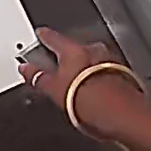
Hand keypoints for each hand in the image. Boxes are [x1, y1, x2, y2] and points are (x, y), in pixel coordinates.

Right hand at [16, 27, 148, 135]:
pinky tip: (91, 93)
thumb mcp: (53, 90)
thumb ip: (38, 77)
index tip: (40, 34)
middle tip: (55, 70)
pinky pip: (103, 73)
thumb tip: (26, 69)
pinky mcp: (124, 76)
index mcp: (74, 50)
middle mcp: (94, 51)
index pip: (54, 37)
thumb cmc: (90, 101)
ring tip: (74, 88)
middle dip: (65, 58)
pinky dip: (95, 79)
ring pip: (91, 61)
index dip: (44, 37)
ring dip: (82, 70)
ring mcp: (111, 62)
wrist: (123, 116)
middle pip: (74, 49)